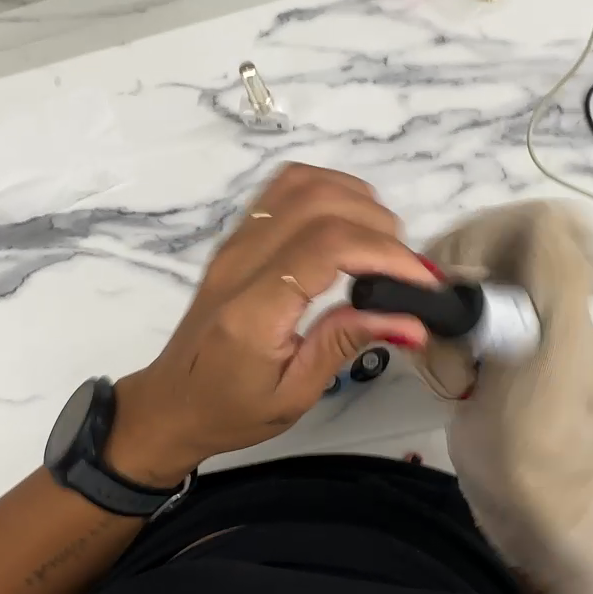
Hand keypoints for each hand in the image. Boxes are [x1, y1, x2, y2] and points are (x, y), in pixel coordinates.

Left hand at [106, 164, 439, 484]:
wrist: (171, 402)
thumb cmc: (230, 409)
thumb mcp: (294, 394)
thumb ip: (345, 344)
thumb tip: (412, 320)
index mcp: (253, 310)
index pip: (326, 247)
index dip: (384, 253)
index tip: (422, 282)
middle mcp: (239, 263)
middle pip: (317, 203)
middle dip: (378, 225)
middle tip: (405, 267)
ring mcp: (233, 243)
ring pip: (299, 183)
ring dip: (354, 199)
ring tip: (383, 242)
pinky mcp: (235, 238)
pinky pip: (281, 190)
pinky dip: (326, 190)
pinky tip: (349, 221)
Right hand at [416, 200, 592, 593]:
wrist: (540, 521)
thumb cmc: (545, 444)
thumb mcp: (554, 356)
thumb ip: (552, 277)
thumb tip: (551, 211)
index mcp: (562, 290)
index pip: (518, 220)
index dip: (478, 242)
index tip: (458, 292)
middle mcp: (535, 298)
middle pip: (468, 253)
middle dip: (445, 298)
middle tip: (457, 348)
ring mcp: (503, 328)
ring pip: (442, 292)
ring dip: (436, 334)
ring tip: (459, 380)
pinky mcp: (477, 356)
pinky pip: (436, 327)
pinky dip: (432, 356)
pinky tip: (453, 390)